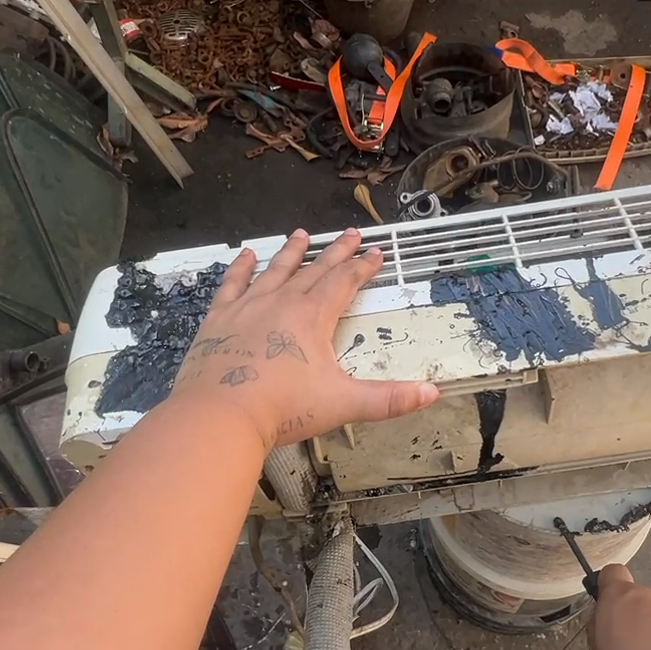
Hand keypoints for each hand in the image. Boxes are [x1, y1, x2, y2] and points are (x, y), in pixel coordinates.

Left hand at [167, 228, 438, 452]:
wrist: (221, 415)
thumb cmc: (283, 408)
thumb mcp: (343, 403)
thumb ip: (388, 399)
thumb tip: (431, 393)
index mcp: (312, 317)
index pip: (344, 282)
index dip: (363, 267)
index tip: (376, 253)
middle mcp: (282, 302)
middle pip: (315, 269)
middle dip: (336, 252)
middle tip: (350, 234)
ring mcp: (247, 307)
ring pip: (275, 270)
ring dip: (291, 252)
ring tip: (301, 234)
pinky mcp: (219, 319)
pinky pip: (232, 284)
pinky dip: (240, 268)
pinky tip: (245, 255)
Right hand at [588, 564, 650, 649]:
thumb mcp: (598, 646)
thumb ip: (598, 626)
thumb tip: (601, 620)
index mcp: (618, 593)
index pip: (612, 572)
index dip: (608, 585)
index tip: (605, 604)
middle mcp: (645, 596)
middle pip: (635, 599)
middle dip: (630, 618)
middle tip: (624, 644)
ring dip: (650, 634)